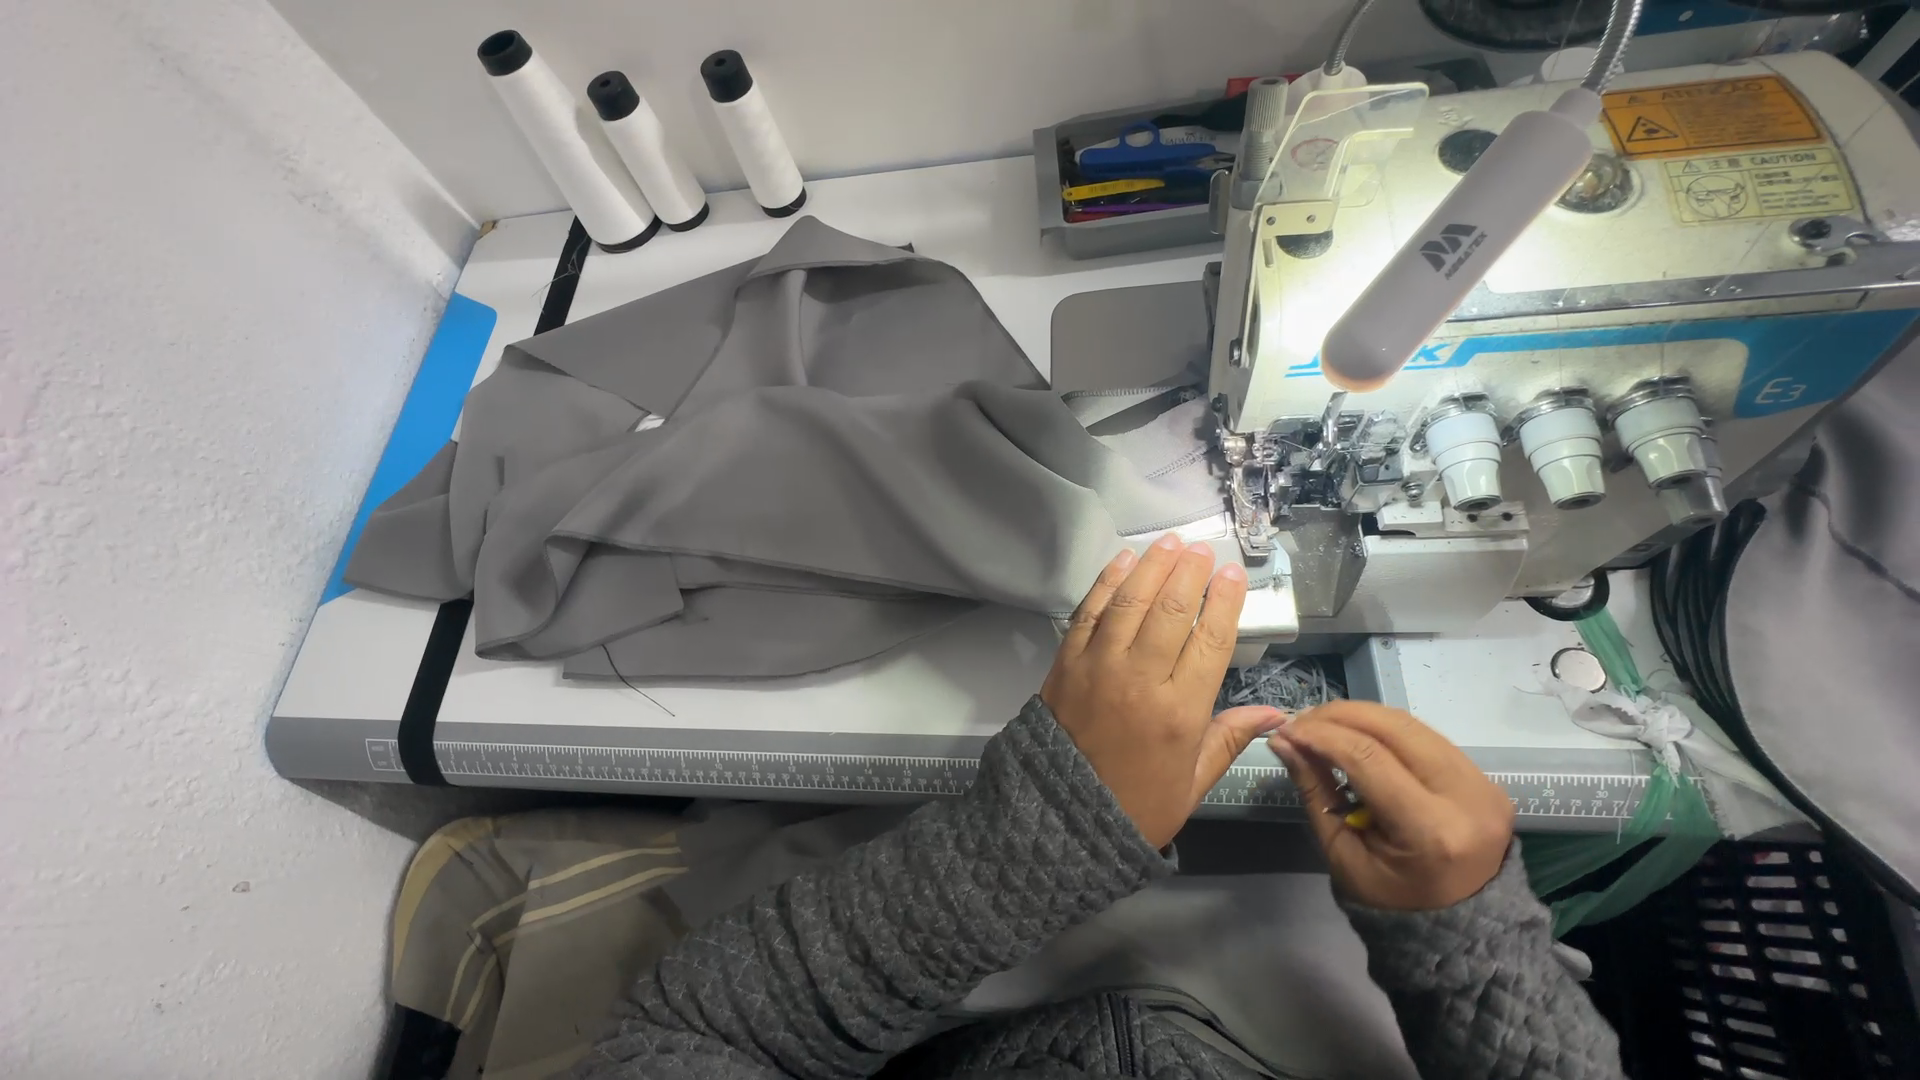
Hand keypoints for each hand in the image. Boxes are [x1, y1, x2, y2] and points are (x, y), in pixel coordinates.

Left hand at [1041, 533, 1287, 848]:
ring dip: (1150, 568)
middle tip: (1201, 549)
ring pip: (1130, 604)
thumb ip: (1230, 739)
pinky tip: (1121, 562)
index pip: (1210, 642)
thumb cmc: (1136, 805)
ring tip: (1168, 543)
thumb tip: (1275, 714)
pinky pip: (1088, 613)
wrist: (1059, 817)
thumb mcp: (1193, 782)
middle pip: (1171, 612)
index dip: (1224, 603)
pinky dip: (1105, 584)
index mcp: (1179, 713)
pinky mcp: (1066, 663)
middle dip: (1188, 574)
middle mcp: (1140, 681)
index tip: (1232, 574)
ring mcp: (1098, 667)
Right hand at [1270, 700, 1514, 910]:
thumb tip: (1282, 740)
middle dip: (1340, 715)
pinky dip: (1386, 728)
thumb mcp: (1340, 850)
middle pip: (1395, 729)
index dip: (1322, 735)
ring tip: (1324, 723)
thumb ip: (1314, 789)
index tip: (1286, 730)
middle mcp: (1467, 799)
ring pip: (1413, 725)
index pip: (1368, 758)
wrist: (1461, 927)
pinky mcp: (1486, 780)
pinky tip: (1357, 734)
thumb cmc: (1389, 897)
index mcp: (1431, 830)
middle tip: (1302, 720)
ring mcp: (1484, 786)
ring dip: (1362, 716)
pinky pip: (1428, 737)